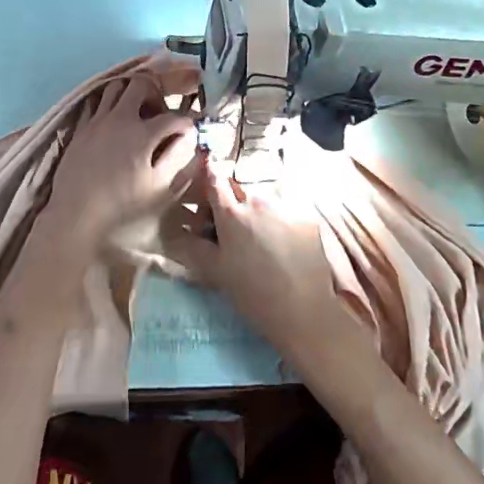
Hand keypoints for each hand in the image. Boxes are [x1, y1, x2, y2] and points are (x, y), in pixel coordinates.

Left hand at [38, 77, 199, 264]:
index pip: (173, 116)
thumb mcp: (160, 190)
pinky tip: (113, 122)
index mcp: (143, 134)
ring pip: (115, 87)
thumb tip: (189, 136)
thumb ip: (178, 157)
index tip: (190, 133)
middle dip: (156, 94)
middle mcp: (119, 119)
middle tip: (160, 115)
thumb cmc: (122, 209)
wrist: (75, 220)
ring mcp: (96, 122)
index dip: (187, 123)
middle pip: (141, 84)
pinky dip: (108, 104)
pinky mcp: (79, 129)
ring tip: (136, 115)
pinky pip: (94, 102)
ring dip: (130, 94)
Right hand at [168, 174, 357, 363]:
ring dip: (257, 210)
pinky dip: (280, 221)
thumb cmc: (252, 293)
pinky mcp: (307, 218)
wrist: (303, 310)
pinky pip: (287, 211)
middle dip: (231, 199)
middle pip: (240, 188)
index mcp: (232, 213)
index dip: (206, 174)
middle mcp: (259, 201)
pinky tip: (282, 246)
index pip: (214, 178)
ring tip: (259, 240)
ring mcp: (286, 207)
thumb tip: (175, 230)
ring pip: (265, 198)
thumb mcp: (215, 272)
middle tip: (230, 225)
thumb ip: (193, 246)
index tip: (204, 177)